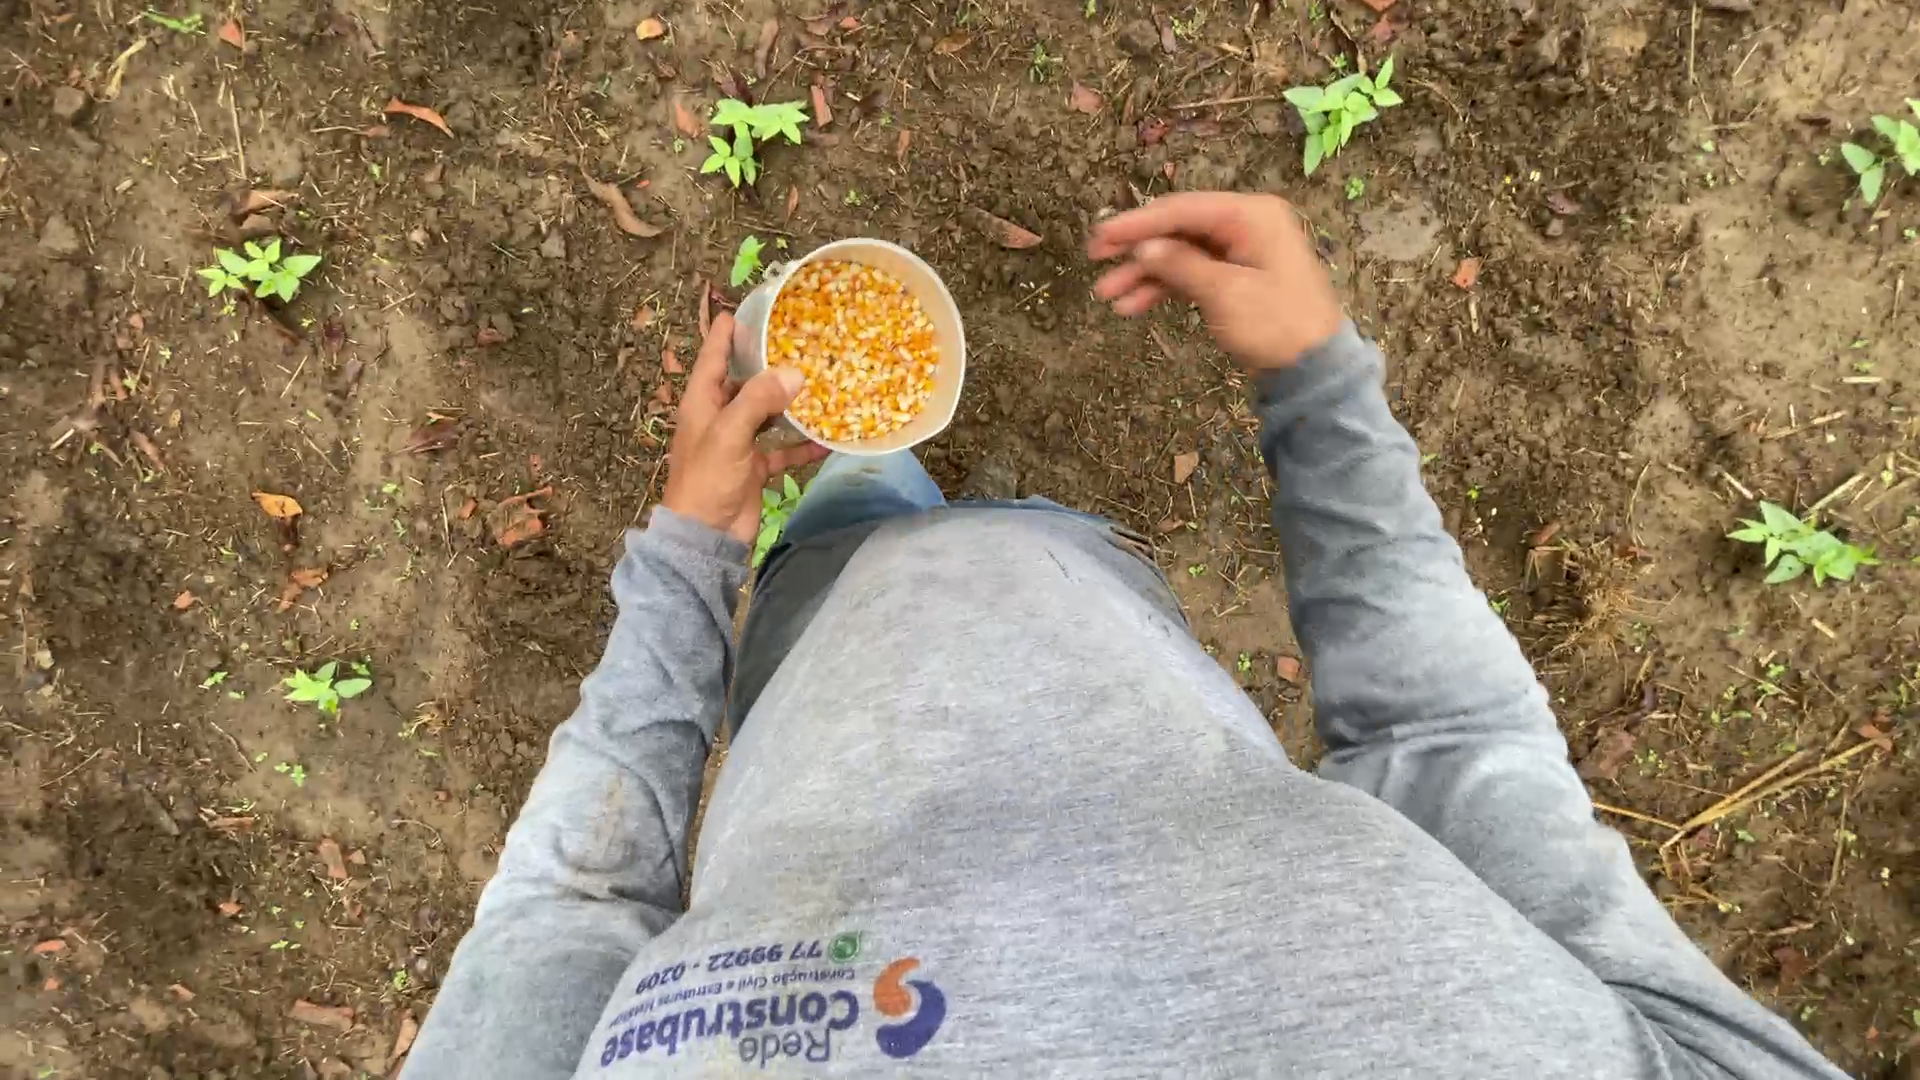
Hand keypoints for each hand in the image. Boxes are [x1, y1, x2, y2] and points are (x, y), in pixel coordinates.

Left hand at [662, 312, 827, 549]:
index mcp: (702, 401)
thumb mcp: (730, 433)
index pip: (713, 357)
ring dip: (789, 403)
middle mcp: (719, 417)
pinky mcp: (755, 466)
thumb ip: (759, 400)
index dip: (726, 333)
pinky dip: (801, 445)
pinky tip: (826, 439)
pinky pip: (782, 450)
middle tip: (797, 343)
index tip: (743, 309)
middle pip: (744, 382)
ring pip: (767, 414)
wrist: (706, 535)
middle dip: (768, 365)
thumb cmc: (707, 479)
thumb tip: (794, 373)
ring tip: (818, 382)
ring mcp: (739, 442)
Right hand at [1087, 192, 1342, 370]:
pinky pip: (1190, 275)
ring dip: (1143, 274)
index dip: (1136, 223)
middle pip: (1177, 229)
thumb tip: (1143, 247)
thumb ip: (1181, 265)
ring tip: (1108, 295)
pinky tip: (1132, 306)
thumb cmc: (1274, 324)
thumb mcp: (1225, 293)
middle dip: (1135, 248)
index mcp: (1249, 215)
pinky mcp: (1233, 278)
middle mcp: (1243, 225)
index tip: (1100, 235)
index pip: (1181, 210)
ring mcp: (1238, 252)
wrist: (1311, 366)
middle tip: (1095, 259)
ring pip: (1179, 255)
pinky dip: (1162, 289)